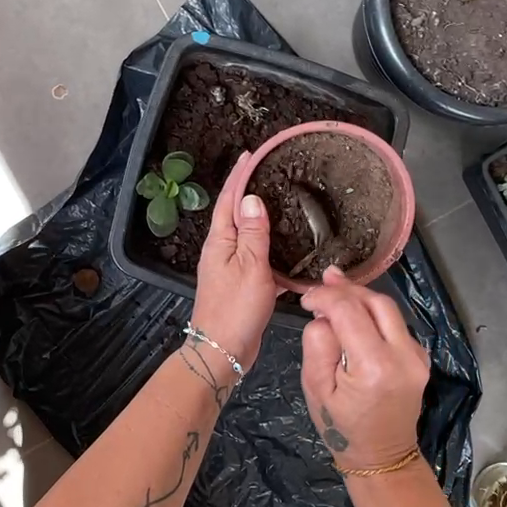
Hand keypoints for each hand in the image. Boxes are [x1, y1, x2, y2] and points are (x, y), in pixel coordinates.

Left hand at [190, 159, 276, 367]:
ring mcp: (229, 269)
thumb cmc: (235, 309)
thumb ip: (253, 233)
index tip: (251, 154)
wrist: (222, 352)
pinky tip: (286, 249)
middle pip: (235, 214)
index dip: (240, 176)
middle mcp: (221, 251)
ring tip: (282, 203)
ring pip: (247, 236)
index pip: (229, 199)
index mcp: (220, 241)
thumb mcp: (250, 267)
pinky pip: (256, 258)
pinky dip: (270, 249)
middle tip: (269, 172)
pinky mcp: (240, 286)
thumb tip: (252, 198)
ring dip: (261, 219)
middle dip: (249, 191)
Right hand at [301, 267, 429, 470]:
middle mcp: (403, 356)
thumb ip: (317, 345)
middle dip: (347, 289)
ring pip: (389, 310)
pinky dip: (373, 313)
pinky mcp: (420, 358)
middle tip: (322, 283)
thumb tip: (323, 316)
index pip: (349, 312)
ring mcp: (417, 357)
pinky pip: (396, 324)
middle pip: (376, 303)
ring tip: (334, 288)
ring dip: (361, 297)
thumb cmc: (341, 428)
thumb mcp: (315, 388)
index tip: (305, 298)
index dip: (325, 297)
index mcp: (375, 367)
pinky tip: (354, 313)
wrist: (381, 456)